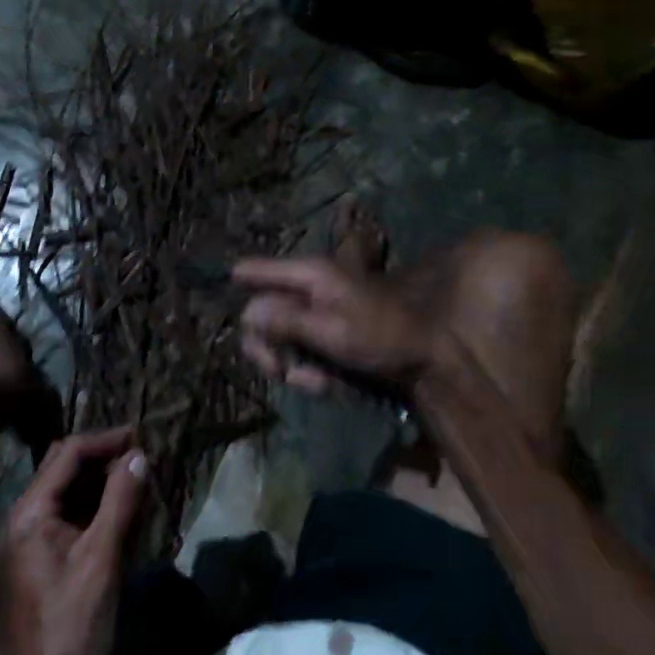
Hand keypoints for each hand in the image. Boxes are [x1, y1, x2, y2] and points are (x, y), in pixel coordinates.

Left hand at [4, 428, 147, 654]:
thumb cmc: (74, 623)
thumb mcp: (102, 559)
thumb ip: (120, 503)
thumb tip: (139, 456)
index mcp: (32, 510)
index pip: (68, 453)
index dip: (104, 440)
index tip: (139, 435)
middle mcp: (27, 515)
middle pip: (66, 467)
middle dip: (104, 457)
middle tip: (140, 455)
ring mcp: (34, 536)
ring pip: (71, 490)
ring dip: (103, 480)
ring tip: (138, 479)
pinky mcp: (46, 555)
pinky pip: (72, 514)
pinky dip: (98, 506)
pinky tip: (124, 512)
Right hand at [233, 257, 437, 393]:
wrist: (424, 360)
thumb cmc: (381, 336)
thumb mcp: (332, 331)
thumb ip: (287, 322)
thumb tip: (248, 314)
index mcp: (309, 274)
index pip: (257, 269)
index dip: (241, 282)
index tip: (230, 304)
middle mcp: (305, 288)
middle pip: (260, 312)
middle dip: (266, 346)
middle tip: (278, 371)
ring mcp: (312, 312)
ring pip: (275, 337)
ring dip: (289, 364)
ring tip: (314, 383)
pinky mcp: (319, 334)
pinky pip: (296, 351)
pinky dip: (305, 371)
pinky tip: (324, 384)